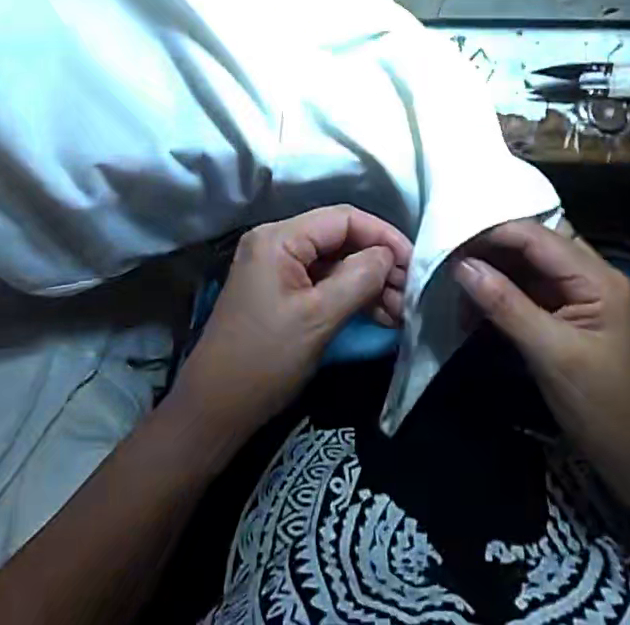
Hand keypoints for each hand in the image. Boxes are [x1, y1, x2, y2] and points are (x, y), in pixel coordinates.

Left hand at [171, 205, 411, 439]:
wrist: (214, 411)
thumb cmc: (264, 360)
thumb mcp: (318, 318)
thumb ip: (359, 278)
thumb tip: (389, 256)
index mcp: (279, 238)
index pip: (344, 219)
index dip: (384, 237)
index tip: (415, 263)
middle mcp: (277, 243)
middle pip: (342, 238)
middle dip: (380, 263)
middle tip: (412, 294)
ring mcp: (279, 268)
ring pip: (338, 262)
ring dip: (371, 283)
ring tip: (403, 311)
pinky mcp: (283, 292)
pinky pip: (326, 282)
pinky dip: (354, 295)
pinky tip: (382, 315)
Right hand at [454, 220, 629, 503]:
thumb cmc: (602, 406)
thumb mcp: (551, 354)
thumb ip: (506, 305)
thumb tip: (461, 265)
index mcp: (597, 277)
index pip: (537, 237)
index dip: (492, 233)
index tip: (448, 241)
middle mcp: (590, 275)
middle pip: (533, 245)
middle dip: (489, 248)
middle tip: (445, 256)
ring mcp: (579, 296)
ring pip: (527, 267)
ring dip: (492, 271)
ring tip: (452, 280)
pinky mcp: (566, 316)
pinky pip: (528, 291)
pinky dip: (500, 293)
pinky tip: (473, 301)